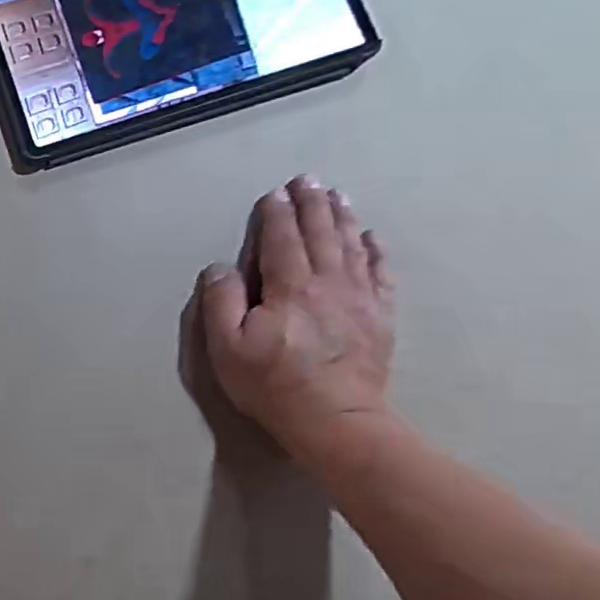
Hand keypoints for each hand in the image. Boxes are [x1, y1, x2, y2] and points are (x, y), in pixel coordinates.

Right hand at [190, 177, 396, 470]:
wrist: (335, 419)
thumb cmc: (270, 384)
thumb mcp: (226, 347)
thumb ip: (221, 302)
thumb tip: (220, 268)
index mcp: (289, 290)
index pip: (281, 243)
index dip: (276, 217)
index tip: (273, 195)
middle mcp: (329, 285)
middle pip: (320, 236)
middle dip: (311, 206)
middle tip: (307, 180)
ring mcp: (360, 299)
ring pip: (351, 247)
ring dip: (341, 219)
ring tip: (335, 196)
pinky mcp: (378, 316)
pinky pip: (379, 273)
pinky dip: (374, 250)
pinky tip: (370, 237)